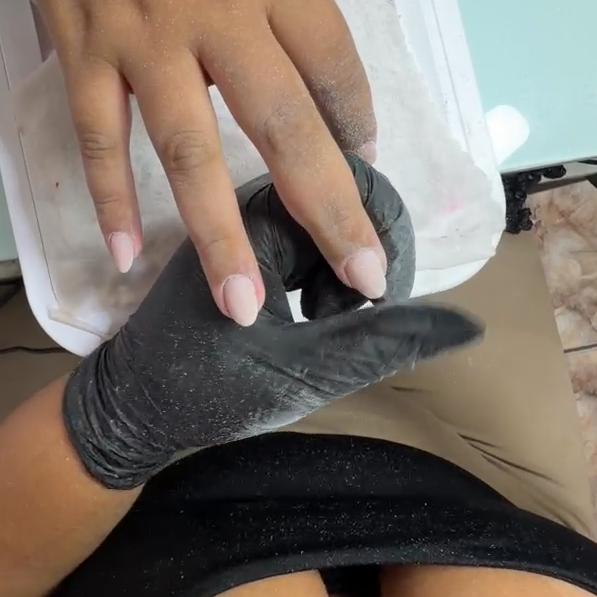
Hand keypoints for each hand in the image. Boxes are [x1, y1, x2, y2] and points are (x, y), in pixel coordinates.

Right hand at [0, 0, 383, 326]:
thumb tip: (286, 47)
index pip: (335, 61)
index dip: (358, 119)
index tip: (368, 162)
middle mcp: (215, 11)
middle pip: (285, 127)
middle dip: (330, 208)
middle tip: (362, 277)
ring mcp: (143, 36)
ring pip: (188, 153)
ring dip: (219, 236)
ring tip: (244, 305)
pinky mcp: (80, 46)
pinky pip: (99, 137)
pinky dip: (110, 199)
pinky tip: (128, 255)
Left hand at [64, 156, 481, 488]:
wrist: (130, 405)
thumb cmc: (201, 388)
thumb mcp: (299, 372)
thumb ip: (382, 344)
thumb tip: (466, 324)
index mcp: (258, 215)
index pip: (359, 191)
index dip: (387, 247)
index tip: (379, 309)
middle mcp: (252, 203)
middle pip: (349, 203)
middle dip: (366, 264)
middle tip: (349, 322)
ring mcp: (249, 223)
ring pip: (333, 225)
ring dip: (346, 275)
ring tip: (324, 326)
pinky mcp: (249, 247)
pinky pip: (310, 244)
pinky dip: (326, 281)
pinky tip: (312, 321)